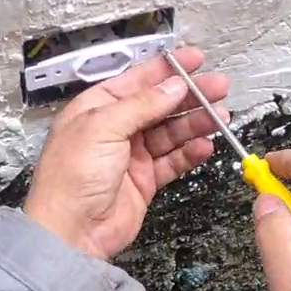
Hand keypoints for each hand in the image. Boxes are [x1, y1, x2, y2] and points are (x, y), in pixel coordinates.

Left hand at [23, 47, 231, 260]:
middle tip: (218, 87)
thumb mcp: (103, 127)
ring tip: (220, 116)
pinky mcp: (144, 180)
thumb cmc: (70, 178)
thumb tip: (172, 86)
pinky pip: (173, 160)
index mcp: (96, 108)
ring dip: (195, 122)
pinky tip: (204, 145)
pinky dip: (190, 152)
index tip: (195, 59)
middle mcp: (114, 129)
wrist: (71, 232)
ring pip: (170, 132)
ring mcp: (130, 155)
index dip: (167, 69)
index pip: (137, 80)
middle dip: (190, 95)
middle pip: (159, 104)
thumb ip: (142, 105)